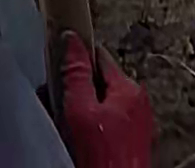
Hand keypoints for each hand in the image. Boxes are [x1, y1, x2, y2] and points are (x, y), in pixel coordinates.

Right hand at [62, 32, 153, 167]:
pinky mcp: (128, 143)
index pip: (98, 55)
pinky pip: (103, 122)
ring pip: (98, 102)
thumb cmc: (103, 161)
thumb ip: (75, 73)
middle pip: (97, 80)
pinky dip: (86, 124)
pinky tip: (73, 135)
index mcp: (129, 90)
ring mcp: (134, 126)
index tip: (58, 57)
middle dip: (74, 86)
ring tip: (63, 120)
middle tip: (57, 98)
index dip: (76, 55)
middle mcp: (137, 104)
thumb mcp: (80, 110)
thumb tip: (71, 39)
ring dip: (78, 107)